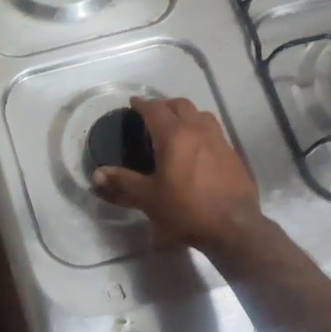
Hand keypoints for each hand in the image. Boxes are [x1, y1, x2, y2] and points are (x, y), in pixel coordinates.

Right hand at [93, 96, 262, 250]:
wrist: (233, 227)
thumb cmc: (186, 209)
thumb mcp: (148, 198)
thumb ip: (122, 182)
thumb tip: (97, 174)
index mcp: (174, 135)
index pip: (155, 109)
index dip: (142, 104)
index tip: (133, 104)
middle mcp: (198, 130)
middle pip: (180, 105)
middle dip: (164, 106)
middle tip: (152, 116)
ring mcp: (219, 140)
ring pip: (201, 115)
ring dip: (186, 115)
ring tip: (176, 127)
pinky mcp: (233, 154)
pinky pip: (214, 131)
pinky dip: (201, 130)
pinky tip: (196, 148)